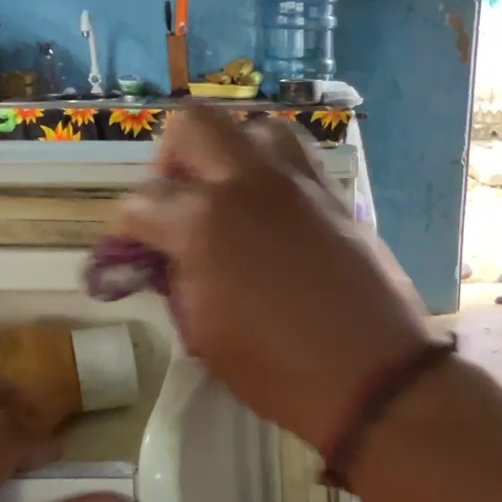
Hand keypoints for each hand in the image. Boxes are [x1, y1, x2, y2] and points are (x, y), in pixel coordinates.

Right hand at [118, 106, 433, 452]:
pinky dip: (274, 173)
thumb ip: (180, 282)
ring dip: (231, 154)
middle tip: (177, 206)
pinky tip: (273, 214)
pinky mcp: (336, 197)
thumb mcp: (206, 335)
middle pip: (193, 125)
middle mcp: (249, 183)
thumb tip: (173, 259)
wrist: (374, 377)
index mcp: (204, 221)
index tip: (134, 251)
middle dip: (171, 161)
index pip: (141, 203)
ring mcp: (299, 184)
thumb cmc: (280, 372)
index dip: (128, 229)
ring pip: (254, 127)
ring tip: (230, 200)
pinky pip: (298, 158)